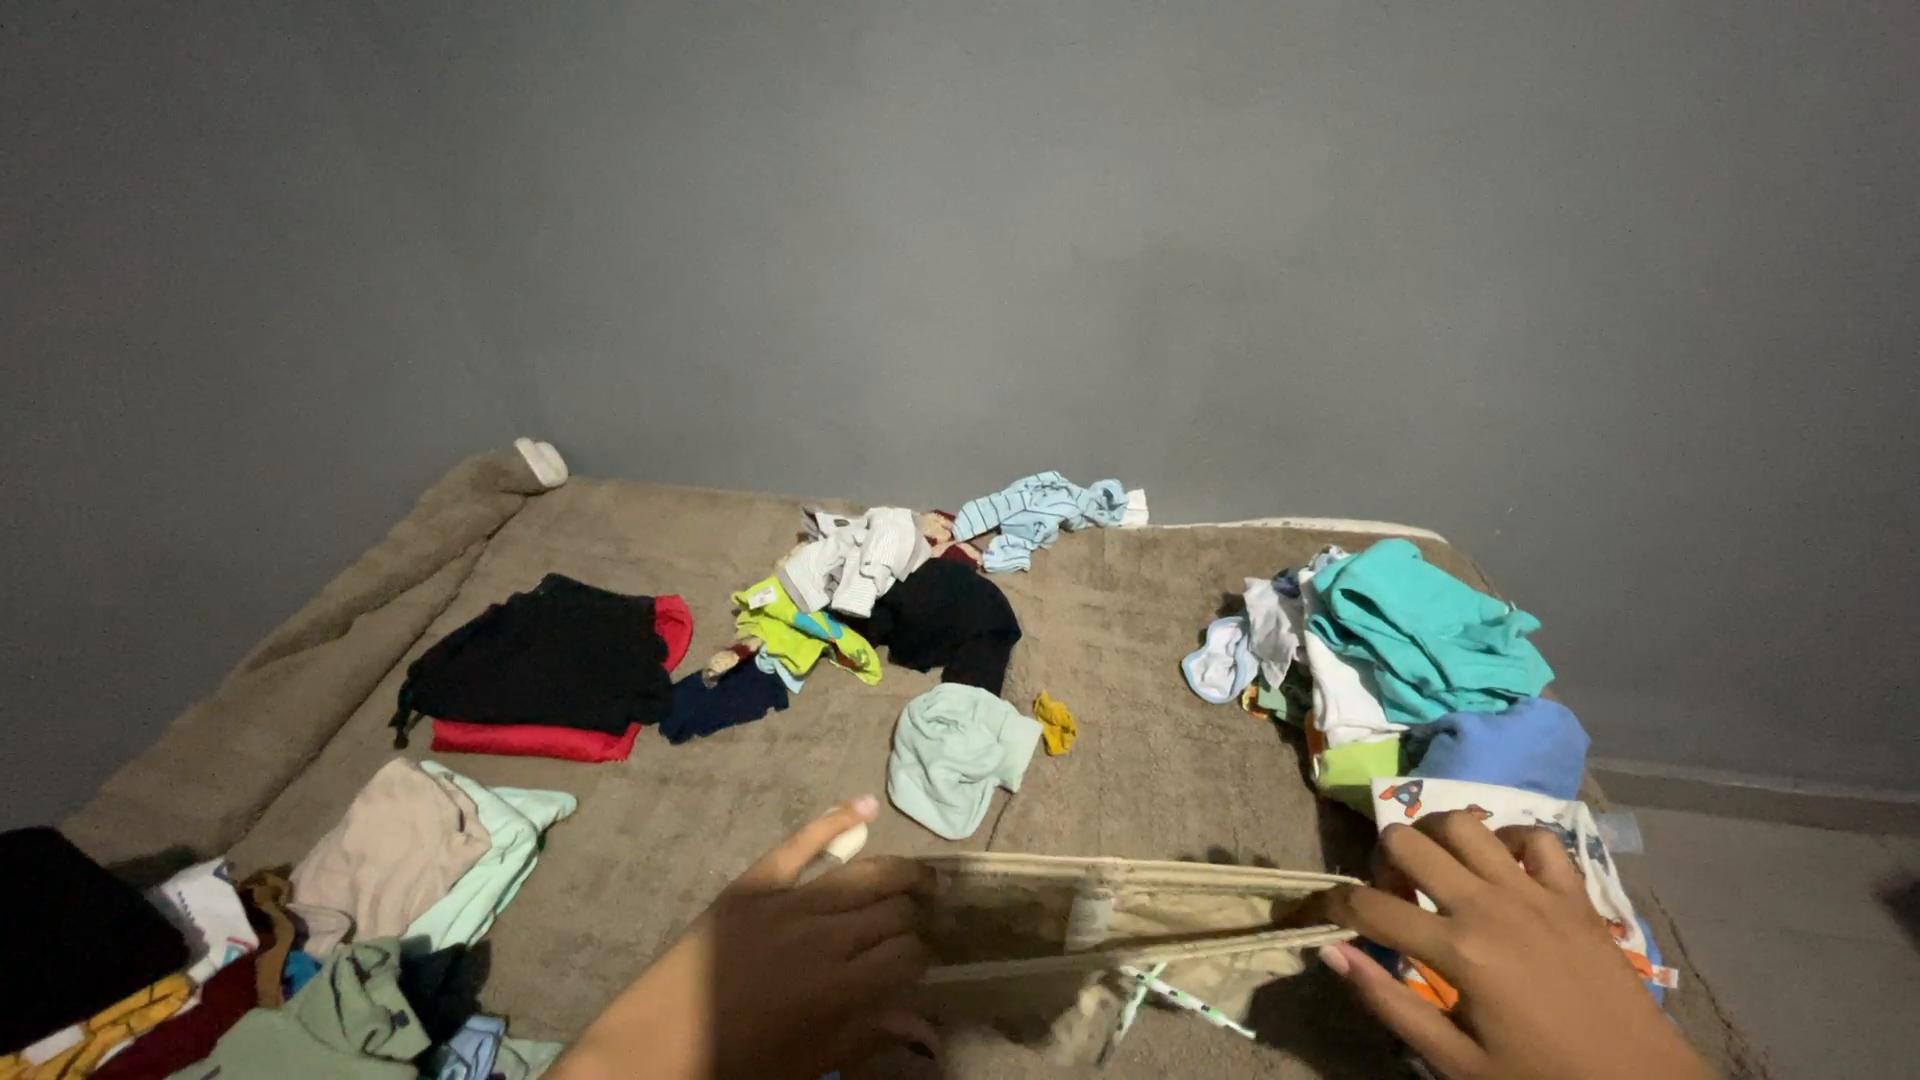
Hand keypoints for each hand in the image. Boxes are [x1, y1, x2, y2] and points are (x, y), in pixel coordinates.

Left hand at [551, 796, 940, 1079]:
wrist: (653, 1047)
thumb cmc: (736, 1063)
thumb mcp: (808, 1062)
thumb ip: (870, 1035)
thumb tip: (931, 1028)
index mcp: (837, 987)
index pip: (905, 956)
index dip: (923, 956)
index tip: (924, 963)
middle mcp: (823, 936)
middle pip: (891, 910)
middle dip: (915, 915)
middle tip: (926, 920)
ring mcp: (789, 902)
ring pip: (863, 874)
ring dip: (901, 871)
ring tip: (925, 877)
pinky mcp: (756, 882)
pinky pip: (802, 842)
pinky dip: (835, 819)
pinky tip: (866, 805)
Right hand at [1311, 811, 1712, 1079]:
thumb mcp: (1456, 1061)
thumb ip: (1388, 1002)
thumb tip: (1330, 950)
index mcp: (1458, 951)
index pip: (1366, 904)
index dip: (1330, 903)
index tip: (1320, 912)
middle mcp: (1489, 906)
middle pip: (1405, 839)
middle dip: (1382, 861)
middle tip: (1394, 896)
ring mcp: (1535, 894)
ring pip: (1462, 822)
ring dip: (1435, 839)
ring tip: (1439, 873)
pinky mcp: (1575, 895)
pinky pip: (1535, 838)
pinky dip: (1508, 841)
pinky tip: (1501, 870)